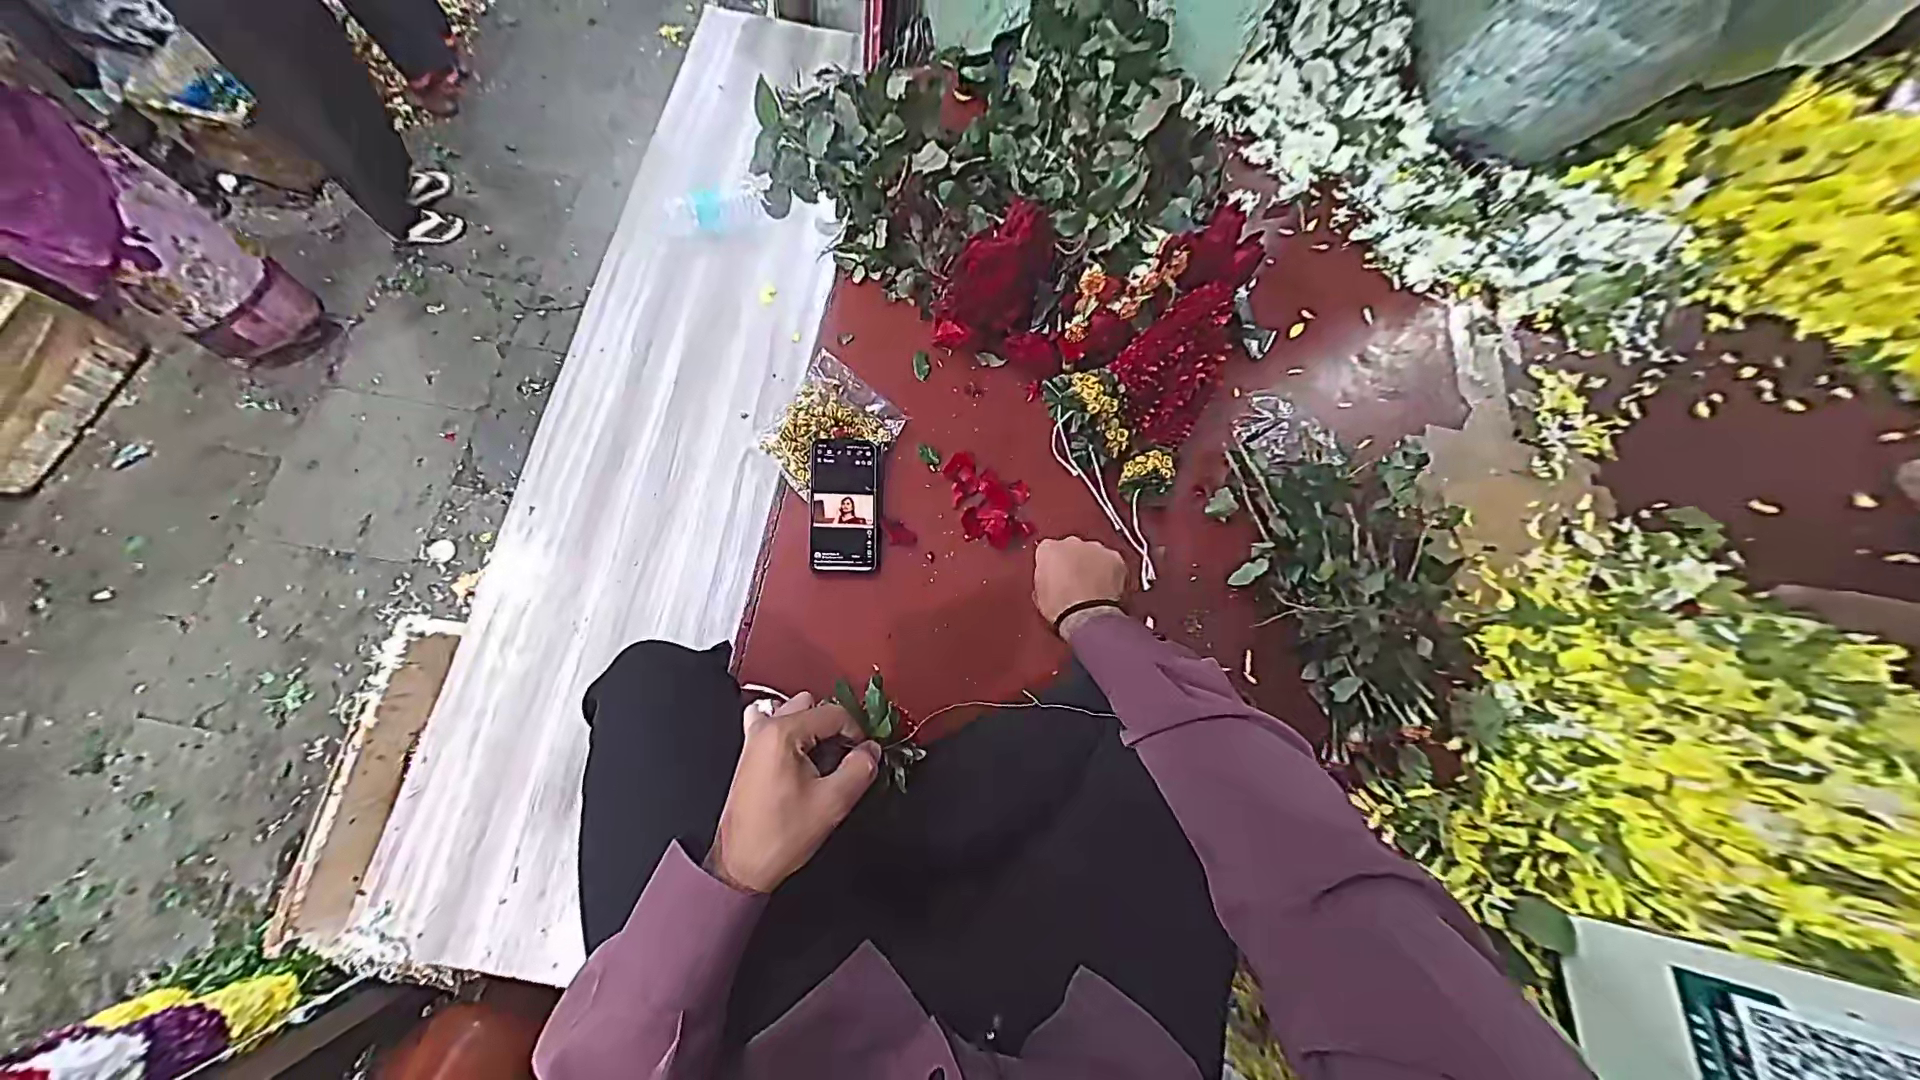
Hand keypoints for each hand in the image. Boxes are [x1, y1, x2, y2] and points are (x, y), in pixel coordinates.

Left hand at [709, 692, 879, 893]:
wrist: (740, 866)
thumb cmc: (780, 836)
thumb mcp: (833, 802)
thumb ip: (860, 768)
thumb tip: (871, 750)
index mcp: (783, 733)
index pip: (835, 713)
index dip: (857, 732)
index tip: (864, 755)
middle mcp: (765, 727)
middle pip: (815, 707)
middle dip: (835, 729)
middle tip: (845, 759)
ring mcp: (754, 738)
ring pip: (795, 712)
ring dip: (814, 729)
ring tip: (822, 760)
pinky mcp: (750, 752)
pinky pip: (773, 724)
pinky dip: (791, 732)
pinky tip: (800, 755)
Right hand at [1033, 537, 1127, 636]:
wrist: (1085, 614)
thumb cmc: (1061, 606)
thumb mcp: (1040, 593)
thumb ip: (1045, 577)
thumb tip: (1051, 580)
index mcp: (1048, 549)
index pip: (1048, 550)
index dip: (1053, 564)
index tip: (1056, 575)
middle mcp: (1071, 542)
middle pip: (1072, 547)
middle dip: (1074, 561)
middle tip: (1075, 582)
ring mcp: (1095, 548)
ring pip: (1094, 552)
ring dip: (1093, 565)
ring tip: (1093, 587)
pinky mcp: (1114, 557)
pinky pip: (1112, 561)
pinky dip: (1111, 571)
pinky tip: (1108, 587)